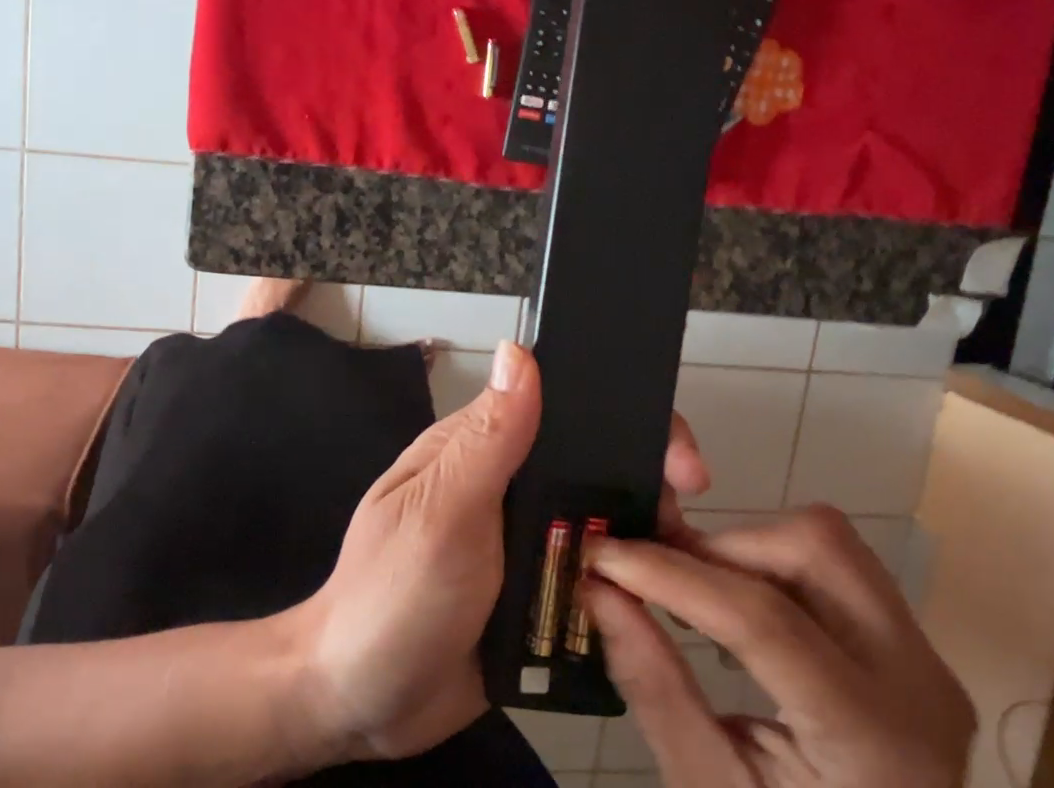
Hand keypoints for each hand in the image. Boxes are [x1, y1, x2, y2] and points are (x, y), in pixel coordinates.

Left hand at [290, 340, 709, 761]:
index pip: (558, 409)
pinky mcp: (534, 597)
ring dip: (642, 541)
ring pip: (597, 525)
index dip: (623, 419)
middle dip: (646, 487)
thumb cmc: (392, 598)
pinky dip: (625, 587)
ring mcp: (519, 545)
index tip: (682, 460)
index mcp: (473, 452)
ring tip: (688, 574)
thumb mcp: (441, 514)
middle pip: (589, 467)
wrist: (364, 702)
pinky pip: (590, 580)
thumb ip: (487, 440)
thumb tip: (520, 352)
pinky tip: (660, 605)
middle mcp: (502, 490)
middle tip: (689, 527)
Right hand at [583, 507, 975, 787]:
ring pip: (828, 543)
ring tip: (690, 591)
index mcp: (873, 740)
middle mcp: (918, 683)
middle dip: (719, 546)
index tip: (600, 557)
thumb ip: (654, 686)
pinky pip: (835, 567)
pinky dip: (767, 565)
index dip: (672, 576)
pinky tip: (731, 609)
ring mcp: (925, 660)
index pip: (765, 620)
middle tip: (653, 574)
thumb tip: (597, 591)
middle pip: (816, 550)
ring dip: (744, 549)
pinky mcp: (912, 648)